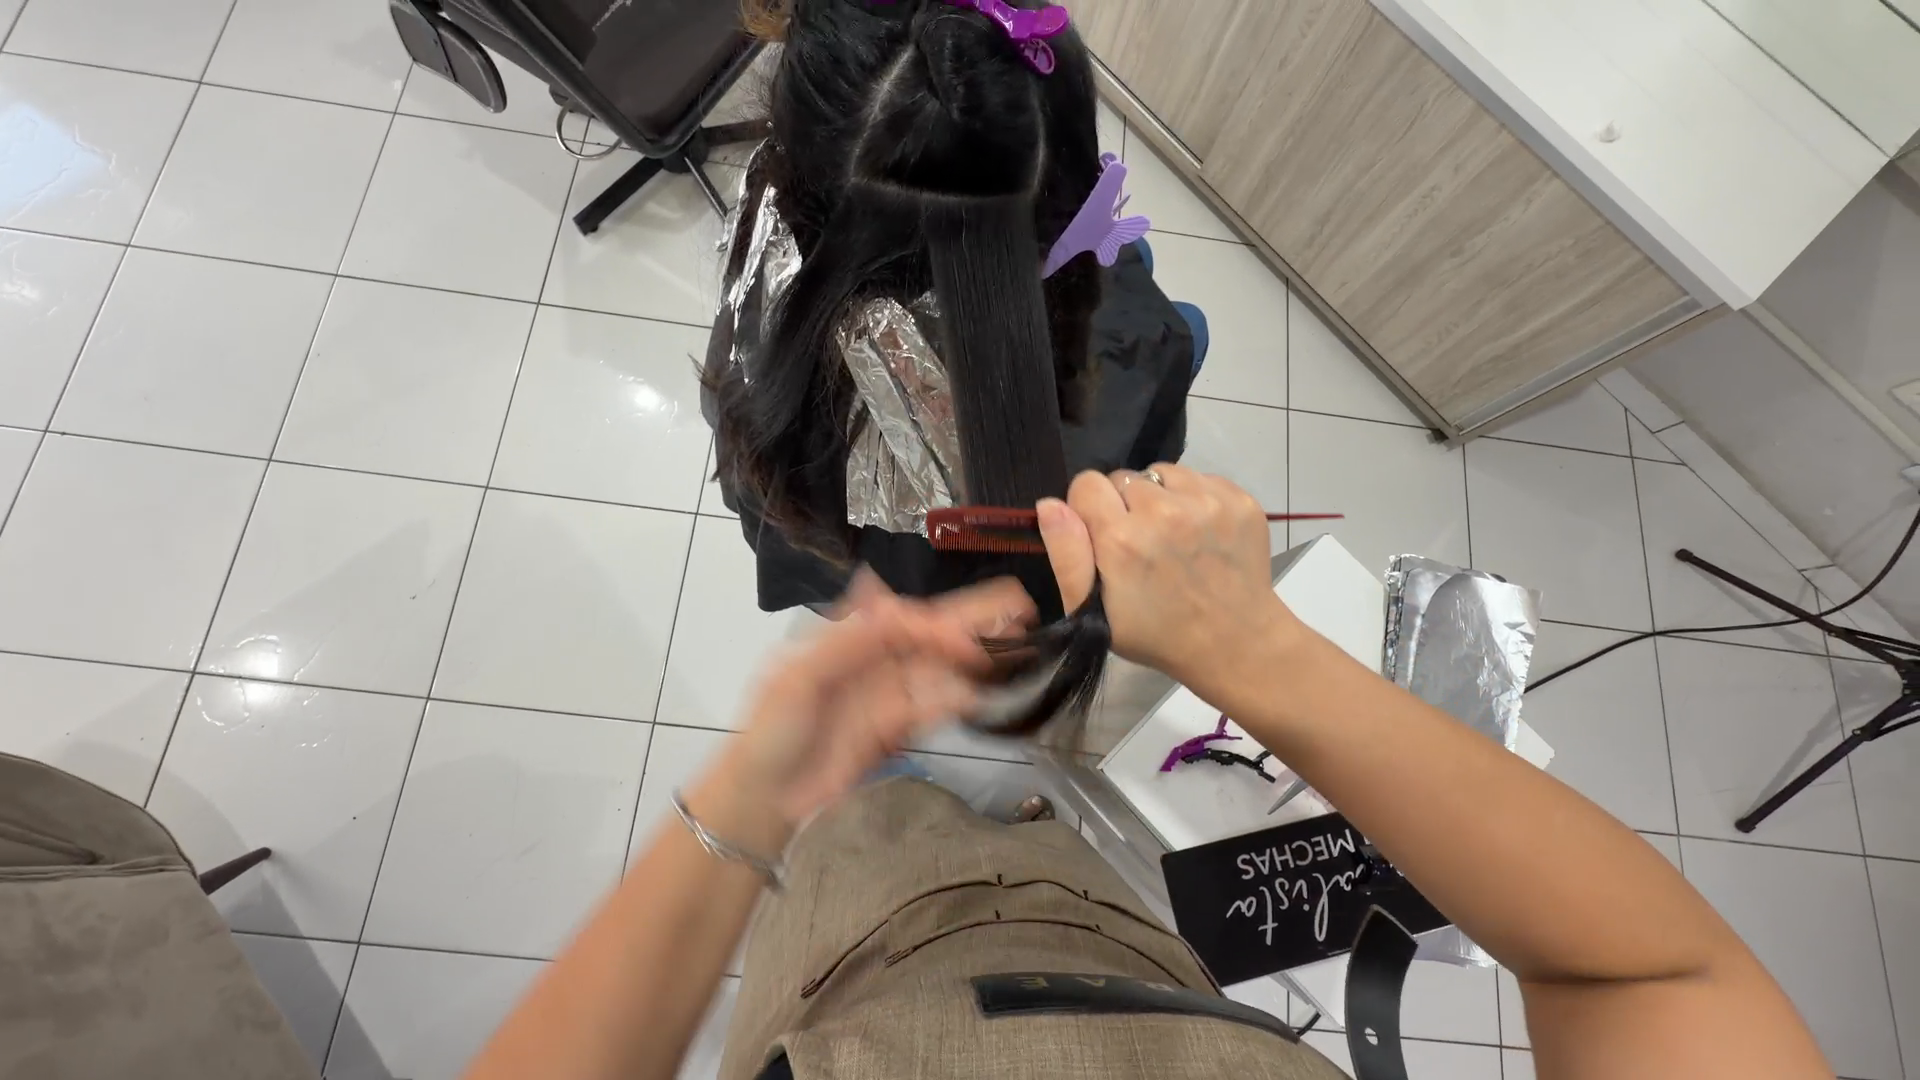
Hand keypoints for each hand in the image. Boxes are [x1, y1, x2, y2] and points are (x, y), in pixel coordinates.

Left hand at [688, 572, 1033, 853]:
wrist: (765, 796)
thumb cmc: (773, 730)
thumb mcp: (798, 677)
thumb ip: (847, 641)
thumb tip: (890, 600)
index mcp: (849, 637)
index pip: (904, 619)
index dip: (937, 624)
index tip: (963, 640)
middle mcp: (875, 659)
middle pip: (930, 633)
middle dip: (973, 619)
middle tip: (1019, 606)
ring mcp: (889, 695)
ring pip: (940, 667)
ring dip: (975, 656)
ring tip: (1017, 642)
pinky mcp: (897, 730)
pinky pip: (932, 707)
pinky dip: (955, 700)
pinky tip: (976, 695)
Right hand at [1036, 465, 1306, 697]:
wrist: (1234, 644)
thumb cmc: (1154, 633)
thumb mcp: (1090, 610)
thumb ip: (1065, 555)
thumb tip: (1049, 504)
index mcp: (1121, 538)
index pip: (1087, 484)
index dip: (1089, 509)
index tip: (1103, 537)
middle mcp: (1163, 511)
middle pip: (1124, 477)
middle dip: (1124, 505)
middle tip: (1140, 545)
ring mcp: (1207, 503)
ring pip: (1162, 474)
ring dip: (1160, 497)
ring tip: (1171, 536)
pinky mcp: (1239, 501)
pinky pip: (1200, 478)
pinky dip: (1194, 499)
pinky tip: (1199, 534)